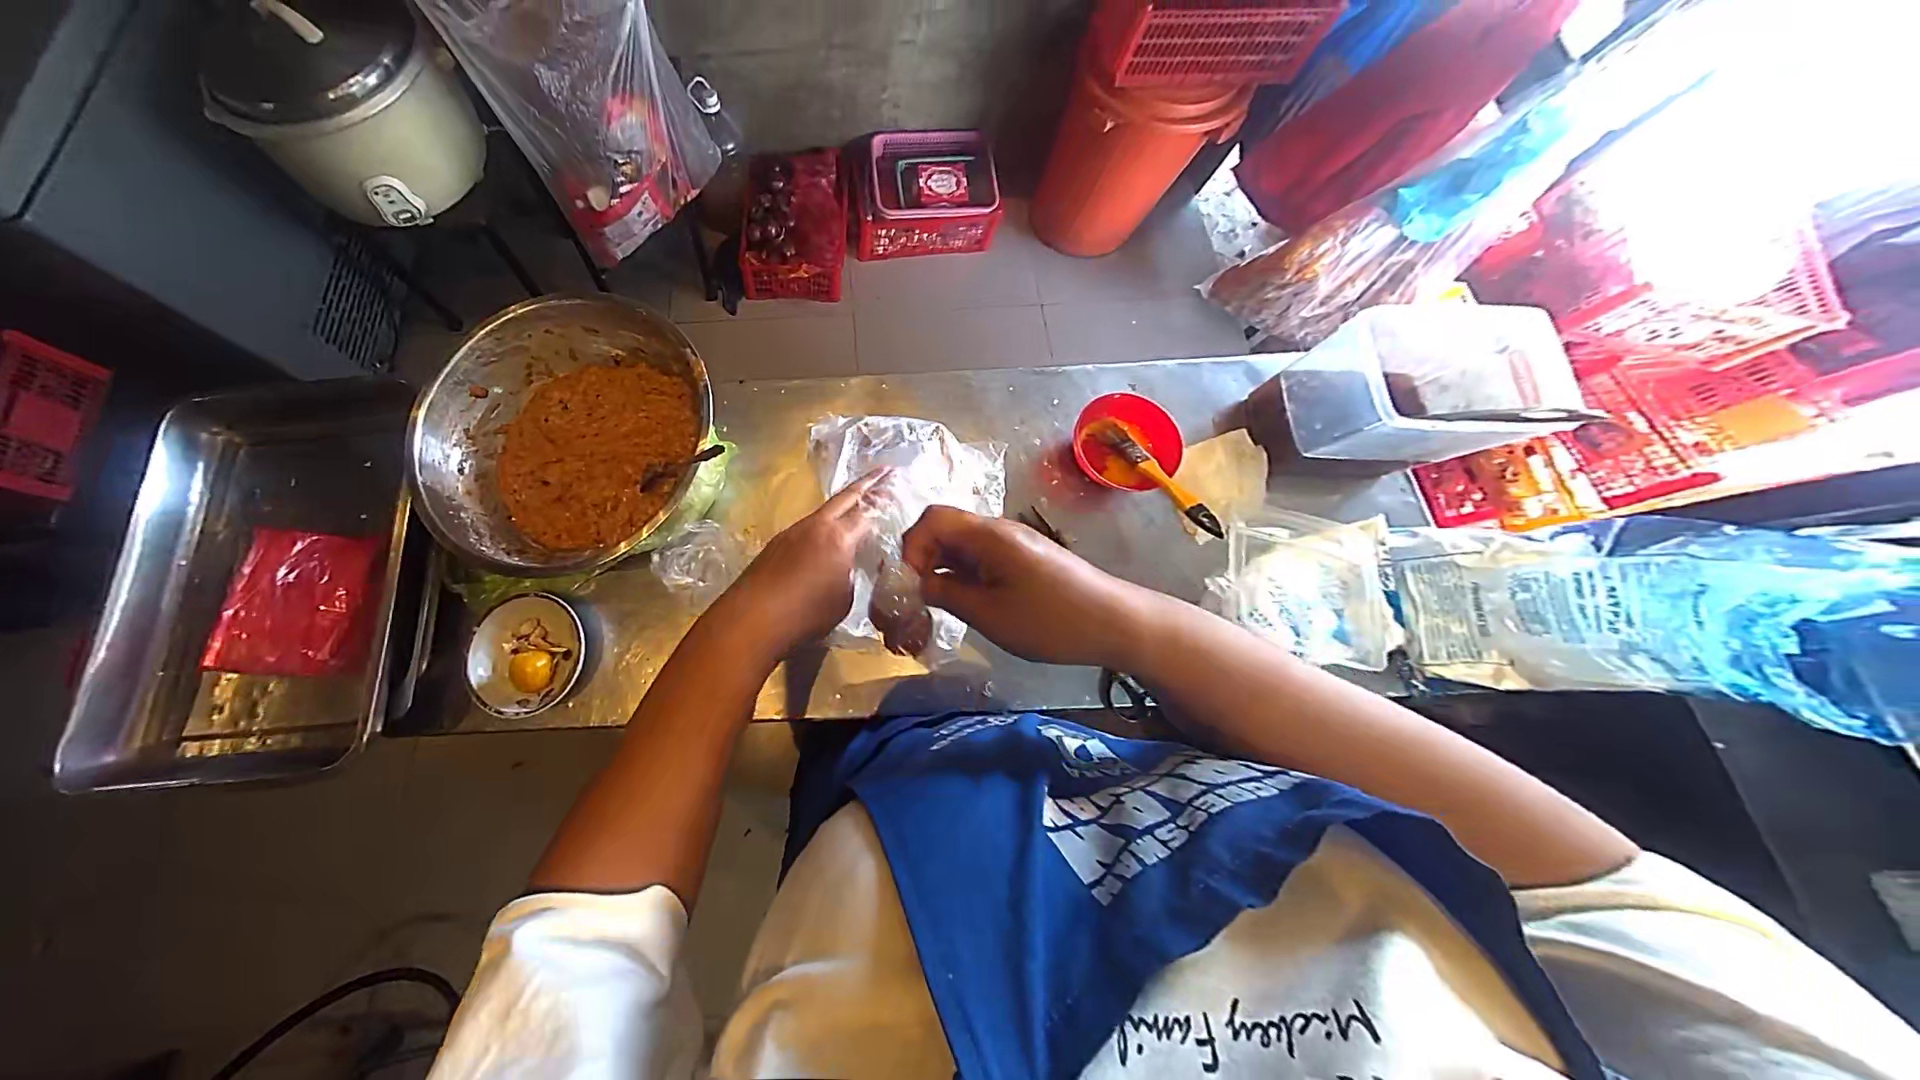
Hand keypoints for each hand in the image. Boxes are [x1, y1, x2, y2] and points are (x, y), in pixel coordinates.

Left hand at [707, 469, 888, 657]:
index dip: (883, 500)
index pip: (868, 512)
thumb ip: (852, 573)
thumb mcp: (845, 597)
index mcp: (839, 537)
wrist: (752, 620)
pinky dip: (822, 530)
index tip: (895, 487)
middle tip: (883, 472)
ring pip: (823, 513)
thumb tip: (849, 565)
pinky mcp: (775, 545)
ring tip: (856, 511)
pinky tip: (825, 544)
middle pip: (845, 497)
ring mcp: (792, 532)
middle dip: (867, 484)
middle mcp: (816, 526)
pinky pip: (806, 530)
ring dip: (841, 508)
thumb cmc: (807, 614)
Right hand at [901, 506, 1155, 668]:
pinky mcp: (1024, 559)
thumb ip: (947, 595)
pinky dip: (964, 576)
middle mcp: (999, 531)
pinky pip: (982, 558)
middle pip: (945, 530)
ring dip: (943, 571)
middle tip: (920, 599)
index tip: (912, 585)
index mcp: (989, 535)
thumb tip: (919, 584)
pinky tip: (967, 604)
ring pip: (963, 546)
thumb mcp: (990, 615)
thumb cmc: (1051, 620)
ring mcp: (1014, 544)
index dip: (912, 548)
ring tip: (940, 608)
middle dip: (923, 561)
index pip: (932, 519)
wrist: (1115, 622)